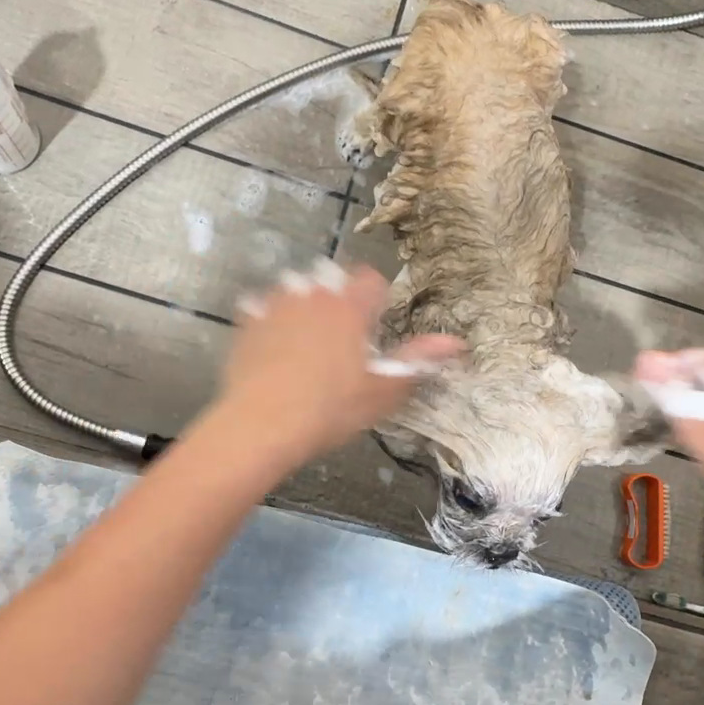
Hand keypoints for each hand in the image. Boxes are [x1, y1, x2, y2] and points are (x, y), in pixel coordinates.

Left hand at [220, 260, 463, 462]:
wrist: (261, 426)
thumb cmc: (330, 410)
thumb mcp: (382, 391)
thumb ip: (419, 360)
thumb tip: (456, 342)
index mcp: (350, 306)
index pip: (371, 280)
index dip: (377, 301)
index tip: (374, 330)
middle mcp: (313, 294)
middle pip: (333, 279)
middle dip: (340, 299)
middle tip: (343, 340)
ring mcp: (275, 305)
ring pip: (297, 289)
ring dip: (305, 304)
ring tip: (307, 342)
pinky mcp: (247, 323)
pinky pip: (263, 308)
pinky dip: (271, 320)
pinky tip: (275, 349)